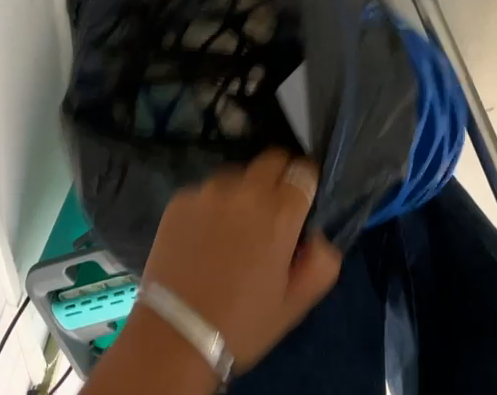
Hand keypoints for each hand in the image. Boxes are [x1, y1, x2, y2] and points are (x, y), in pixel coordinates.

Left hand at [140, 149, 344, 373]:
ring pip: (237, 176)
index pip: (303, 171)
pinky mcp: (180, 198)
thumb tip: (318, 235)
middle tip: (273, 212)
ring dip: (243, 192)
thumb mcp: (295, 304)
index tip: (302, 201)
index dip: (306, 183)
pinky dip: (213, 207)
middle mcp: (244, 190)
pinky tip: (205, 238)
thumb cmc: (243, 323)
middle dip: (279, 178)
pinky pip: (206, 192)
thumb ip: (321, 262)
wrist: (175, 335)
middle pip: (271, 160)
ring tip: (235, 230)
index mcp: (279, 213)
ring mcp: (208, 190)